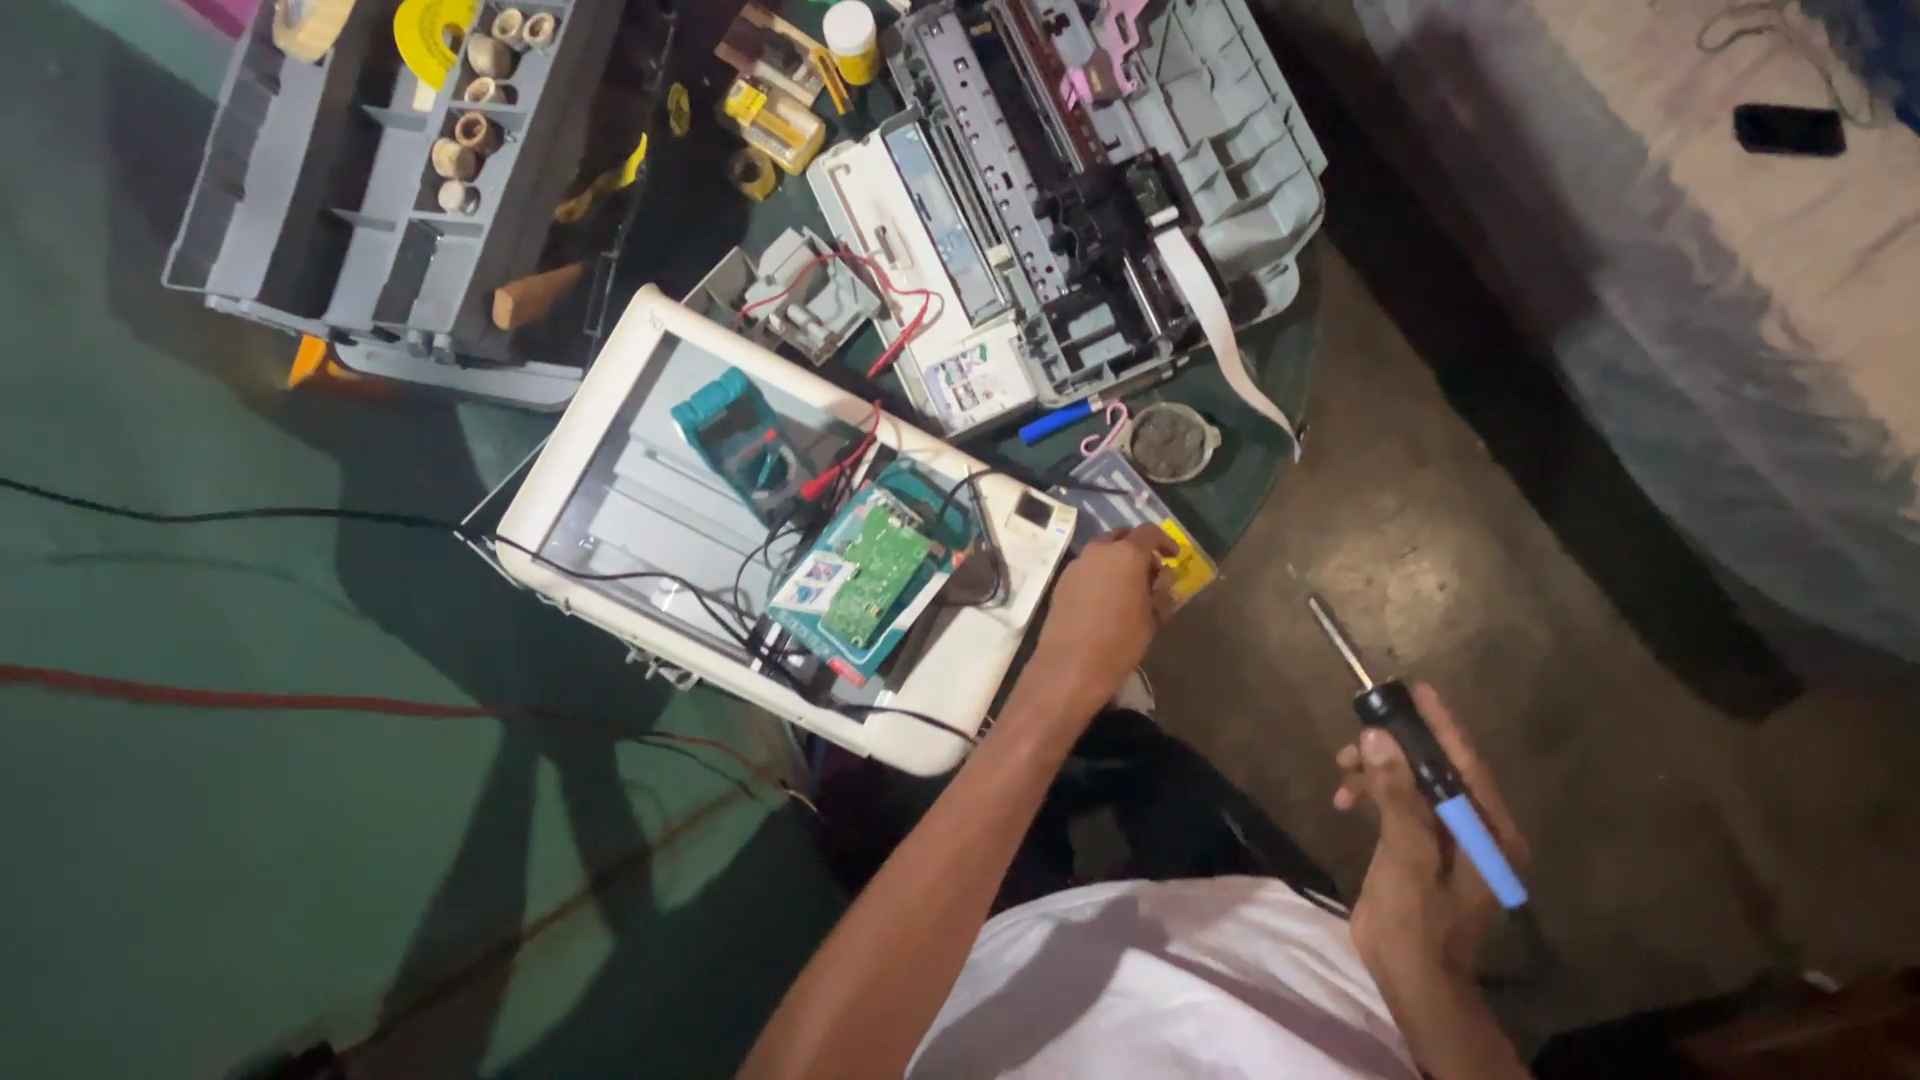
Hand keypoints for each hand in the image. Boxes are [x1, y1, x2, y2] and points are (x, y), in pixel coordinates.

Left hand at [1017, 525, 1176, 724]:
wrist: (1071, 664)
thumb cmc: (1120, 641)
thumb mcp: (1152, 618)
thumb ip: (1160, 591)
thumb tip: (1162, 577)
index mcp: (1126, 554)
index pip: (1149, 532)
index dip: (1164, 541)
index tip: (1173, 556)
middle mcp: (1098, 551)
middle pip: (1121, 536)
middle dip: (1138, 548)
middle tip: (1150, 571)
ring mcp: (1076, 565)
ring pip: (1101, 551)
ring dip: (1117, 560)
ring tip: (1128, 586)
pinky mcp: (1062, 582)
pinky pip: (1087, 568)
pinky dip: (1100, 573)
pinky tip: (1106, 597)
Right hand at [1334, 684, 1526, 990]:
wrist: (1413, 981)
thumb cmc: (1418, 923)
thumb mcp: (1406, 855)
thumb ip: (1396, 795)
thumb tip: (1378, 737)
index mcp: (1489, 831)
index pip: (1466, 764)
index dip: (1440, 724)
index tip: (1416, 689)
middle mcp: (1476, 830)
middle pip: (1437, 770)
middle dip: (1395, 749)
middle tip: (1356, 733)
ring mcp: (1449, 840)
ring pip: (1412, 784)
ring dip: (1376, 772)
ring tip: (1340, 773)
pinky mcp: (1423, 849)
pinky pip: (1400, 804)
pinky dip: (1373, 795)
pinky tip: (1344, 800)